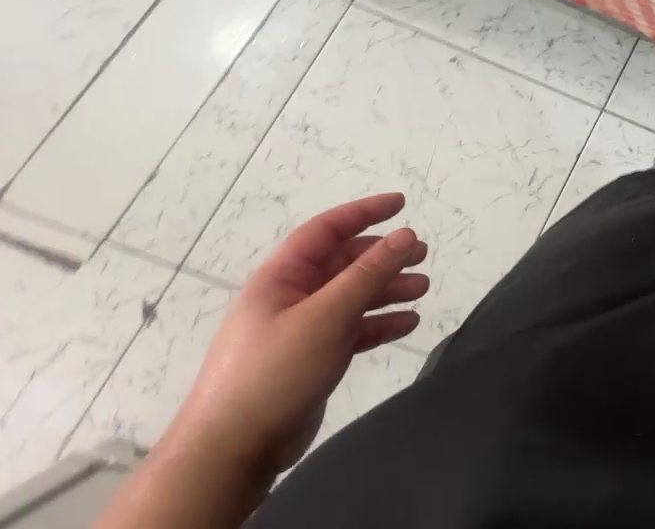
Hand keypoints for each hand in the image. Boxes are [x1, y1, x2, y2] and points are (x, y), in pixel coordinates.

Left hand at [168, 194, 429, 476]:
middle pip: (345, 263)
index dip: (363, 212)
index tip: (402, 204)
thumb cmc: (274, 372)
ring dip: (388, 289)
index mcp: (281, 279)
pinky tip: (408, 324)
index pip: (325, 231)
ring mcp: (302, 329)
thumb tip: (406, 235)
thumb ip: (368, 274)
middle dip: (385, 256)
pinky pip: (354, 329)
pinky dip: (380, 323)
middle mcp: (291, 298)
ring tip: (422, 289)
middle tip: (422, 255)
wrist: (232, 451)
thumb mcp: (326, 316)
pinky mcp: (313, 358)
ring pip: (353, 296)